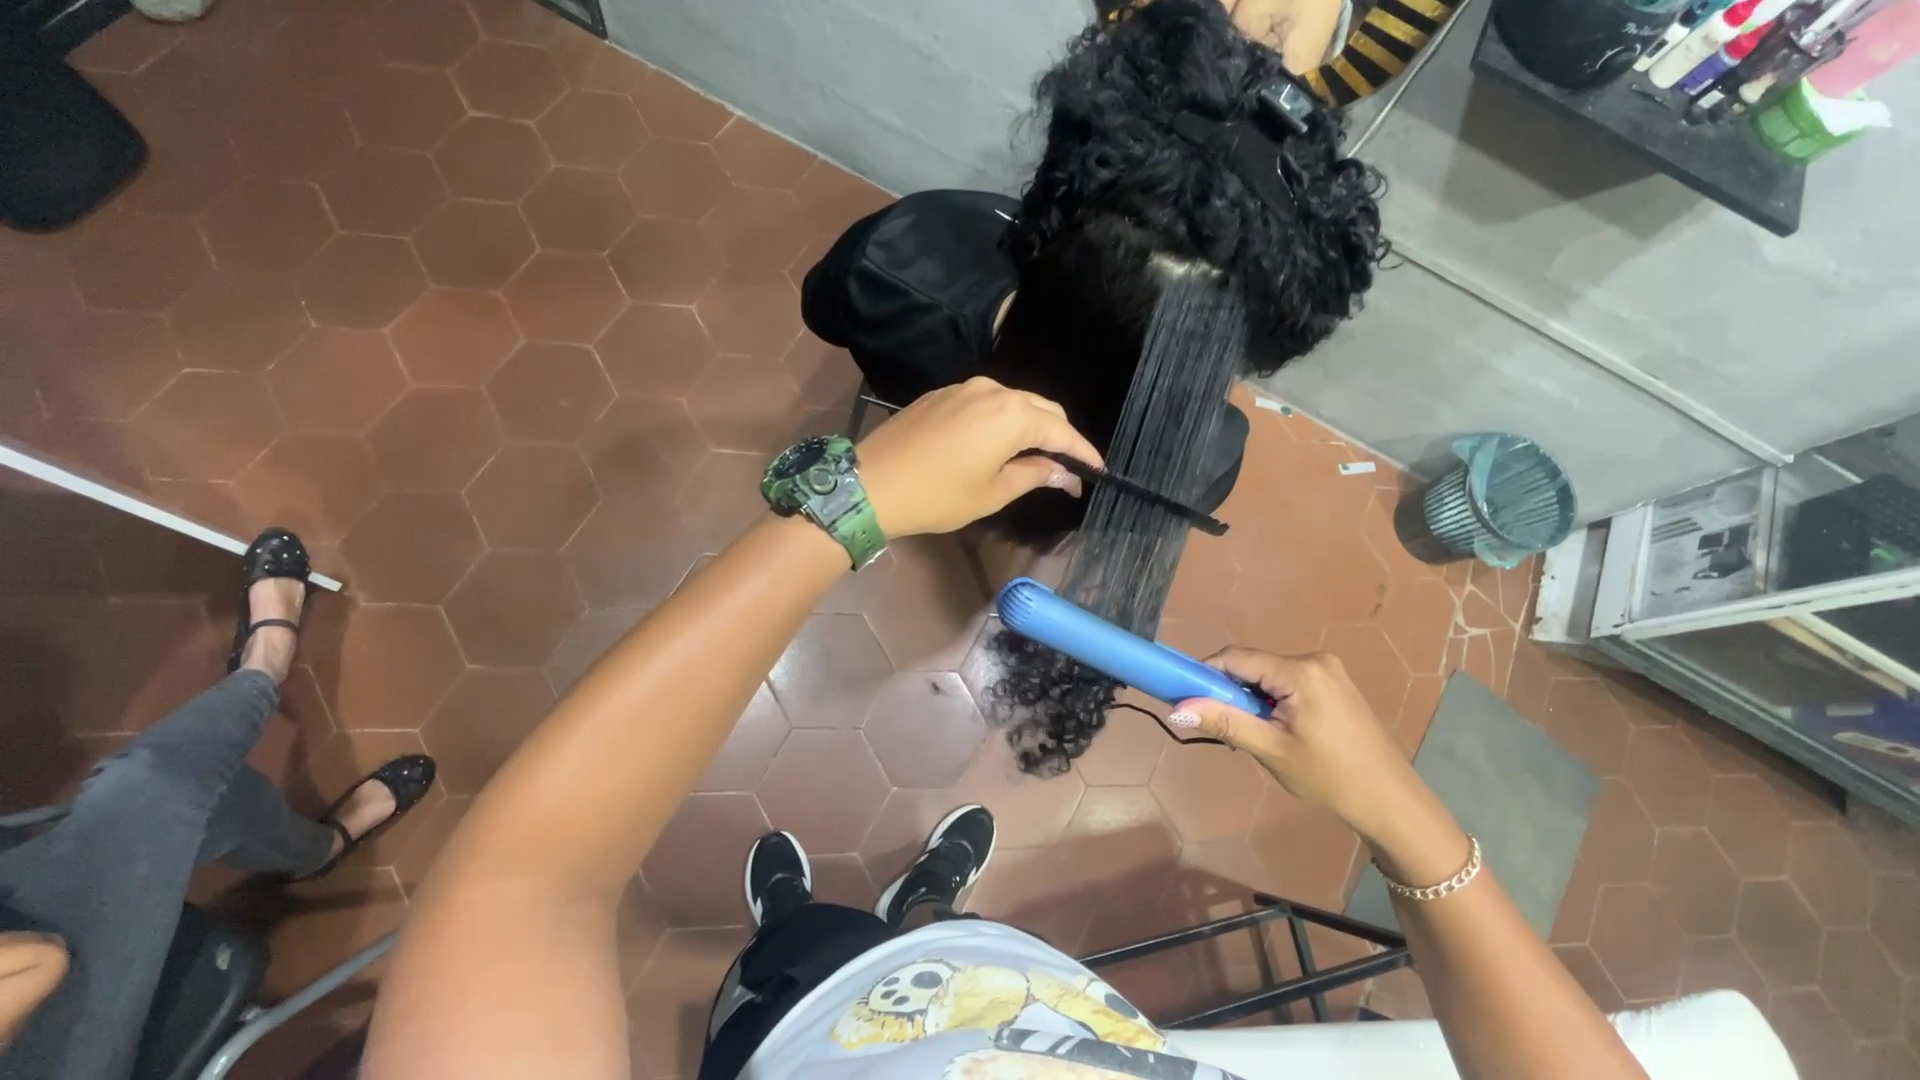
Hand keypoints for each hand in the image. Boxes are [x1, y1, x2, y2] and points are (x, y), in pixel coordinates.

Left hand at [856, 377, 1102, 537]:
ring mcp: (965, 388)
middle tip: (1067, 467)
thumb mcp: (992, 492)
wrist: (872, 483)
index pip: (1062, 432)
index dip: (1083, 453)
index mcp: (1013, 415)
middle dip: (1060, 435)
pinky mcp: (942, 394)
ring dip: (1030, 425)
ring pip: (1014, 402)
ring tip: (1034, 456)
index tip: (1097, 470)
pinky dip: (1002, 419)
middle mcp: (994, 391)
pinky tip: (997, 443)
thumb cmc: (938, 495)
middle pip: (1042, 409)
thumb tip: (1064, 475)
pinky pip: (986, 402)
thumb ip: (1034, 475)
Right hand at [1168, 648, 1427, 842]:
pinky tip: (1278, 734)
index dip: (1204, 674)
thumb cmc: (1330, 777)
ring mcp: (1329, 671)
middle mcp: (1314, 660)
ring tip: (1256, 738)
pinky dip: (1272, 703)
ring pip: (1268, 676)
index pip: (1235, 658)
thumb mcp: (1271, 750)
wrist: (1390, 801)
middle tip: (1226, 731)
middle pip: (1252, 665)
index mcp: (1300, 671)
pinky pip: (1288, 683)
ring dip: (1251, 700)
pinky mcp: (1335, 685)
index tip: (1186, 700)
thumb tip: (1177, 709)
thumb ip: (1225, 723)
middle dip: (1231, 693)